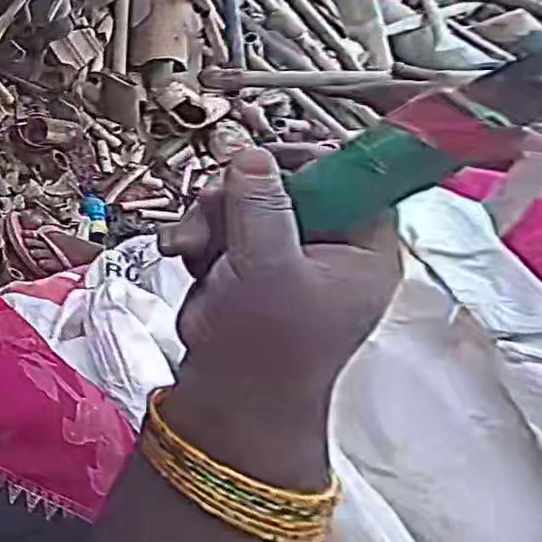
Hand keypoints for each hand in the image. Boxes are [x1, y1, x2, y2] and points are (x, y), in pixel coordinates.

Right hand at [157, 149, 401, 481]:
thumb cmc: (268, 340)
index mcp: (358, 249)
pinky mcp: (237, 260)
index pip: (348, 182)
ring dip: (203, 218)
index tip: (261, 158)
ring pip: (236, 204)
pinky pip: (211, 224)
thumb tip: (252, 153)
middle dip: (232, 198)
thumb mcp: (268, 266)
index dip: (308, 163)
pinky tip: (183, 253)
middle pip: (278, 187)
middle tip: (210, 212)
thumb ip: (261, 207)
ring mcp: (276, 253)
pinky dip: (192, 235)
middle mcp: (320, 246)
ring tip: (189, 246)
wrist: (228, 388)